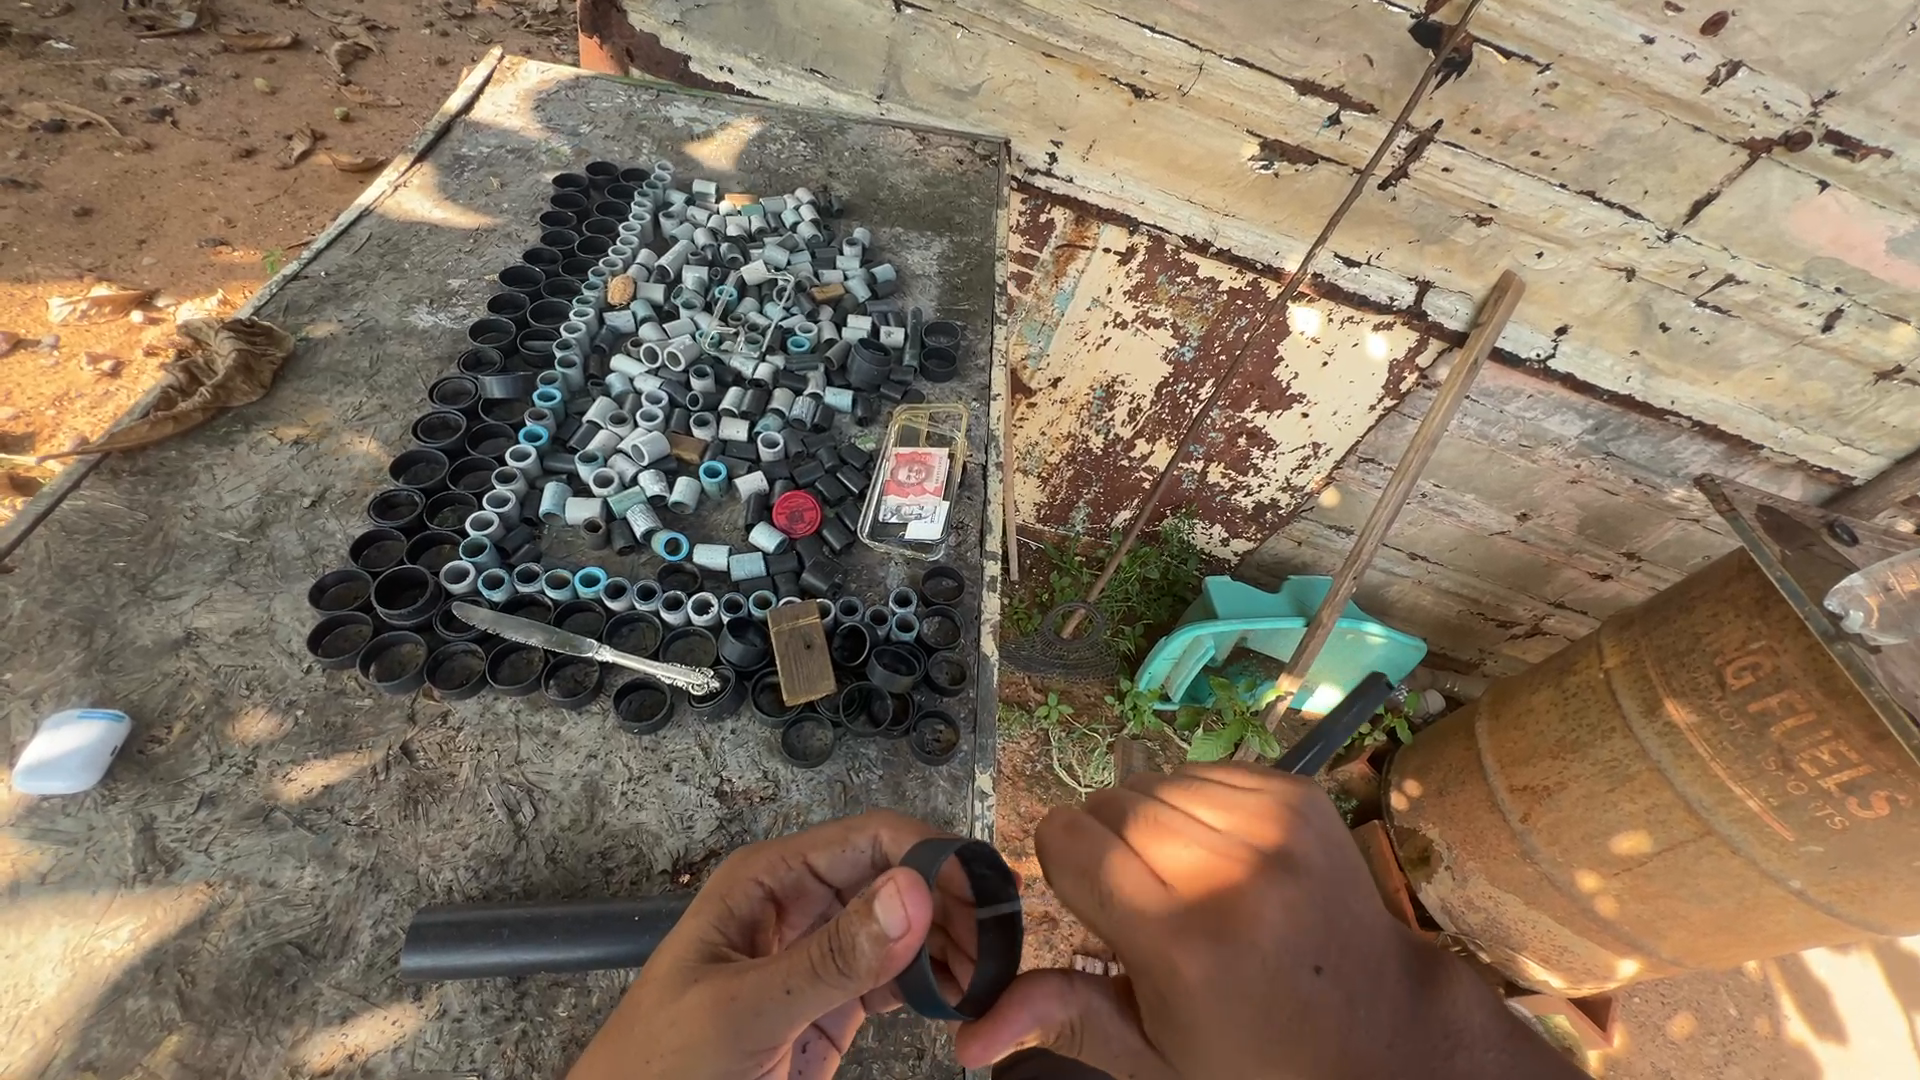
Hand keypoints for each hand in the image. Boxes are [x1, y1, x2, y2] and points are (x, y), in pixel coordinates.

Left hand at [567, 810, 979, 1079]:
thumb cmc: (664, 1071)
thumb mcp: (743, 1012)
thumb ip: (829, 958)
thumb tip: (916, 890)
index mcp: (774, 878)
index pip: (870, 838)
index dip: (932, 853)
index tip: (987, 889)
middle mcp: (804, 903)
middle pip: (895, 878)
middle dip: (949, 902)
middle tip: (999, 943)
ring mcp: (822, 954)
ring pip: (903, 928)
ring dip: (949, 942)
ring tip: (991, 974)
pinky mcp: (835, 1004)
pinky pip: (896, 978)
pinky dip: (933, 984)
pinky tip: (963, 998)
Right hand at [956, 764, 1581, 1079]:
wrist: (1386, 1032)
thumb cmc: (1255, 1057)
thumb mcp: (1155, 1057)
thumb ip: (1063, 1014)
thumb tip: (966, 1033)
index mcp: (1182, 944)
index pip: (1069, 839)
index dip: (1066, 863)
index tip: (1093, 898)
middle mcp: (1226, 872)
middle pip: (1109, 802)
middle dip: (1106, 839)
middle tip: (1142, 893)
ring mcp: (1271, 823)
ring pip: (1152, 779)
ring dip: (1150, 818)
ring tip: (1186, 873)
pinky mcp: (1298, 793)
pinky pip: (1201, 769)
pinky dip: (1194, 803)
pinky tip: (1223, 850)